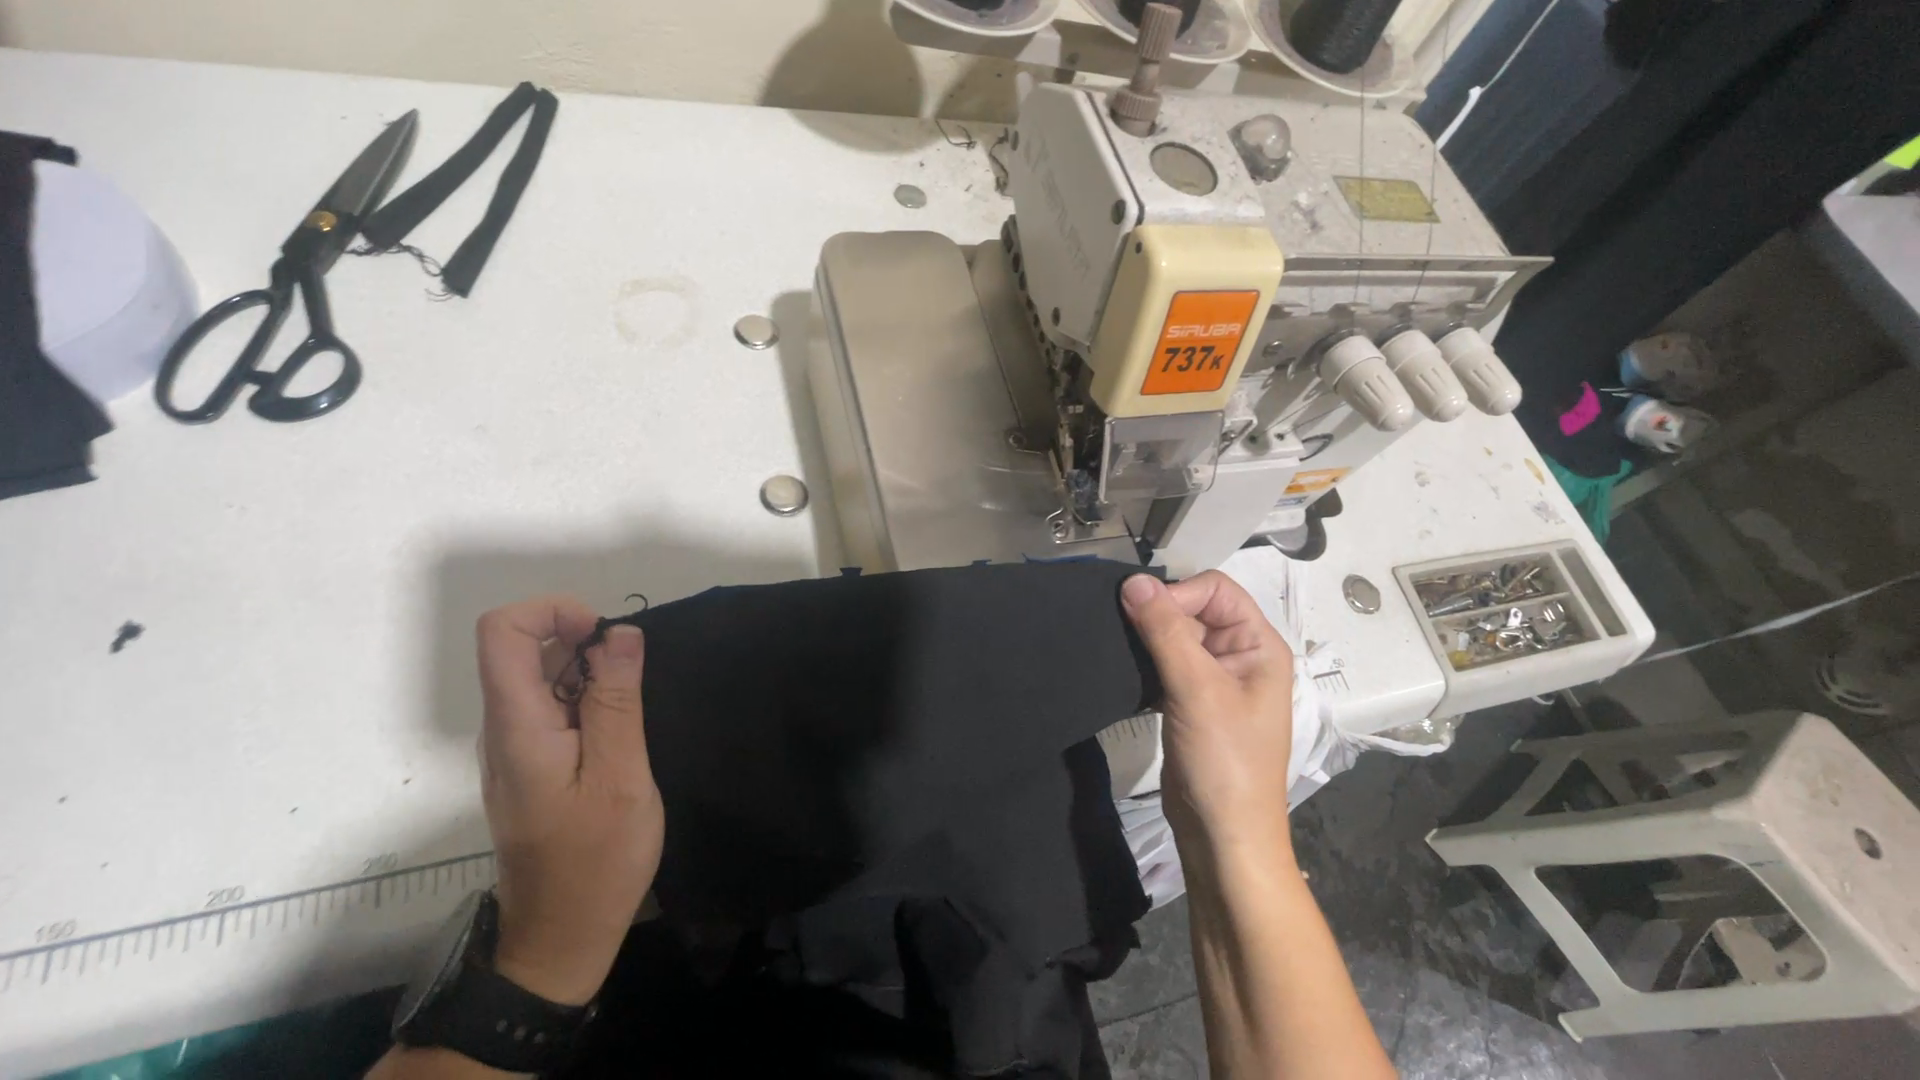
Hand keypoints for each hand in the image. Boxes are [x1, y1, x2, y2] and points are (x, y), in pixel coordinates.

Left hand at [474, 597, 664, 1004]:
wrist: (562, 937)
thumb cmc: (596, 860)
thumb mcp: (620, 778)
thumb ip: (617, 702)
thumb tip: (619, 633)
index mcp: (517, 728)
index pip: (502, 632)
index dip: (552, 612)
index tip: (606, 636)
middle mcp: (502, 731)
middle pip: (521, 650)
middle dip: (581, 644)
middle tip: (633, 683)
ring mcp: (512, 750)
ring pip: (538, 679)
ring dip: (588, 675)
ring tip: (631, 714)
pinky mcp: (529, 767)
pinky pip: (549, 710)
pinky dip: (585, 702)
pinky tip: (619, 738)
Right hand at [1121, 572, 1294, 857]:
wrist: (1223, 835)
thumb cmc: (1224, 761)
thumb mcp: (1196, 689)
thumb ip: (1165, 631)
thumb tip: (1133, 581)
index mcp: (1259, 646)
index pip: (1216, 590)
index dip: (1179, 594)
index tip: (1140, 615)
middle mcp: (1240, 657)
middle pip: (1195, 610)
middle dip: (1159, 615)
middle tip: (1123, 633)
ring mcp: (1216, 682)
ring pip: (1176, 638)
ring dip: (1148, 640)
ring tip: (1121, 651)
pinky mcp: (1191, 704)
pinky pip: (1166, 666)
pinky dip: (1146, 664)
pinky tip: (1126, 673)